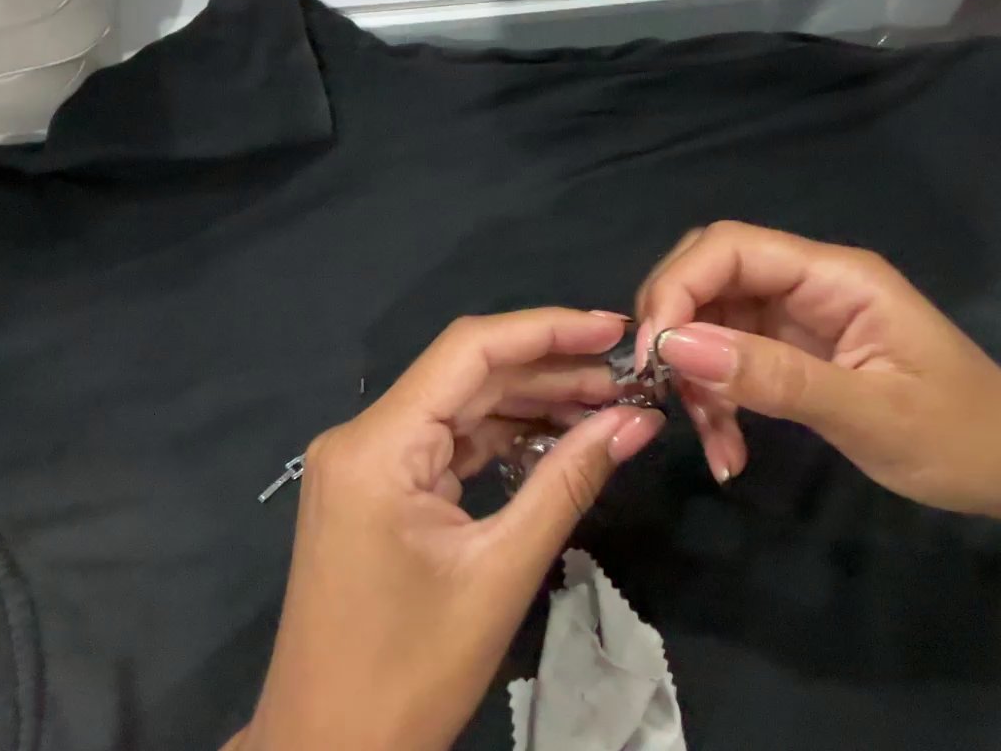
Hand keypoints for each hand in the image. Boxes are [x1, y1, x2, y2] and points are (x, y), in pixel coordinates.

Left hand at [232, 309, 664, 750]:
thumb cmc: (410, 671)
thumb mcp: (502, 570)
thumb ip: (569, 481)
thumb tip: (637, 420)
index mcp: (378, 445)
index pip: (469, 351)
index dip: (547, 329)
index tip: (614, 329)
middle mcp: (364, 437)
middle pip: (468, 375)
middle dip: (550, 370)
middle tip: (626, 376)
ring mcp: (366, 463)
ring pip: (461, 407)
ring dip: (531, 403)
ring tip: (607, 406)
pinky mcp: (378, 489)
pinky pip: (449, 443)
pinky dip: (503, 438)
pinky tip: (558, 439)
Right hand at [635, 222, 1000, 517]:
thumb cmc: (962, 438)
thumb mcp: (870, 413)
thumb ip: (773, 376)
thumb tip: (675, 346)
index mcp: (837, 276)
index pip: (731, 246)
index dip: (679, 287)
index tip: (653, 354)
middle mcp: (810, 284)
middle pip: (711, 275)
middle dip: (678, 330)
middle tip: (668, 393)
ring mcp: (799, 318)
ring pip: (712, 322)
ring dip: (696, 378)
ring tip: (715, 442)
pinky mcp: (795, 353)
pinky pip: (732, 361)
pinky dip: (717, 400)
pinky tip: (728, 448)